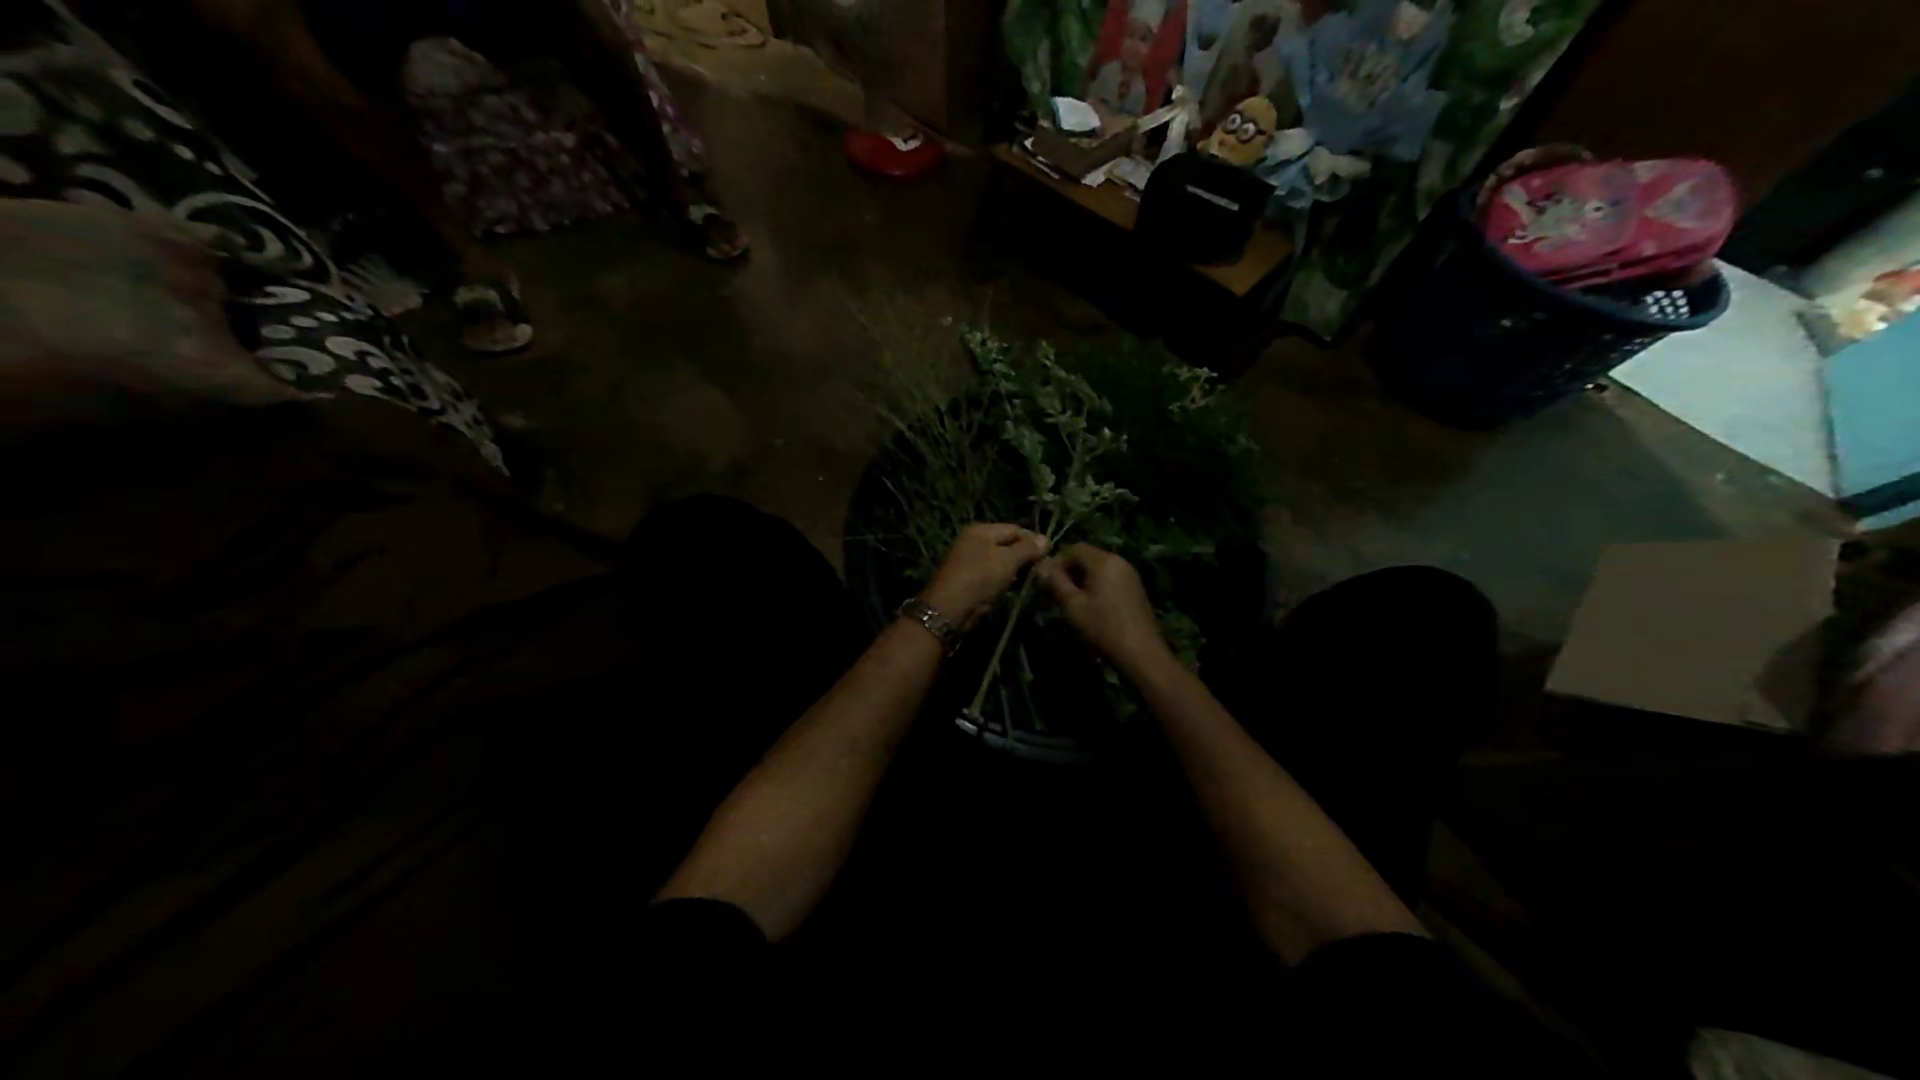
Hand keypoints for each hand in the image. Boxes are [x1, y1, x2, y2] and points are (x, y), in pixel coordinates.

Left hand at [919, 524, 1049, 630]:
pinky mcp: (970, 578)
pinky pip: (993, 573)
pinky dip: (1004, 578)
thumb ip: (1026, 548)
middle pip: (1007, 543)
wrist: (950, 607)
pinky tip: (1014, 587)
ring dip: (1016, 568)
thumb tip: (1045, 539)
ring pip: (1000, 560)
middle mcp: (974, 541)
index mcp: (981, 530)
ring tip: (1031, 578)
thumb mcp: (1007, 560)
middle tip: (1042, 567)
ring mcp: (970, 560)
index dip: (1032, 539)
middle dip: (1025, 554)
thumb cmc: (980, 577)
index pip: (1014, 529)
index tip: (1050, 553)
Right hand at [1037, 544, 1171, 676]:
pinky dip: (1094, 584)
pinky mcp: (1134, 587)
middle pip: (1086, 556)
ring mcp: (1129, 574)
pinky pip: (1108, 577)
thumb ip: (1055, 582)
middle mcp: (1119, 561)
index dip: (1056, 562)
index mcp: (1104, 561)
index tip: (1044, 581)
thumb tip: (1041, 566)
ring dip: (1080, 578)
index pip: (1073, 549)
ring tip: (1069, 600)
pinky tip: (1088, 604)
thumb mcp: (1073, 606)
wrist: (1142, 653)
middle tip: (1054, 592)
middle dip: (1068, 570)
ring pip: (1097, 567)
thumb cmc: (1103, 628)